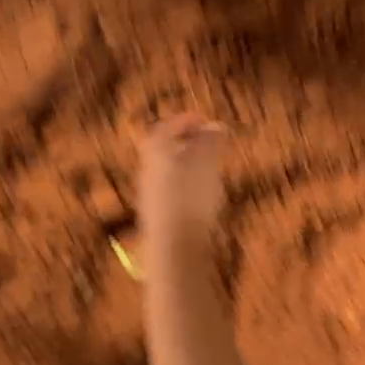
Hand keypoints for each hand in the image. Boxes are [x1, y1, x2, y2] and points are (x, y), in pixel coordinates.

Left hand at [140, 113, 228, 259]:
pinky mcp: (158, 217)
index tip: (202, 119)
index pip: (167, 128)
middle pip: (165, 149)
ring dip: (186, 165)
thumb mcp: (206, 163)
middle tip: (207, 142)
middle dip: (185, 143)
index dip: (184, 121)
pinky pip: (172, 192)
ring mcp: (151, 196)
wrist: (174, 245)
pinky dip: (186, 185)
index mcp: (156, 152)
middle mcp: (148, 171)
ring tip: (209, 168)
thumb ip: (210, 142)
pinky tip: (202, 196)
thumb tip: (215, 126)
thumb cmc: (192, 197)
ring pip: (168, 172)